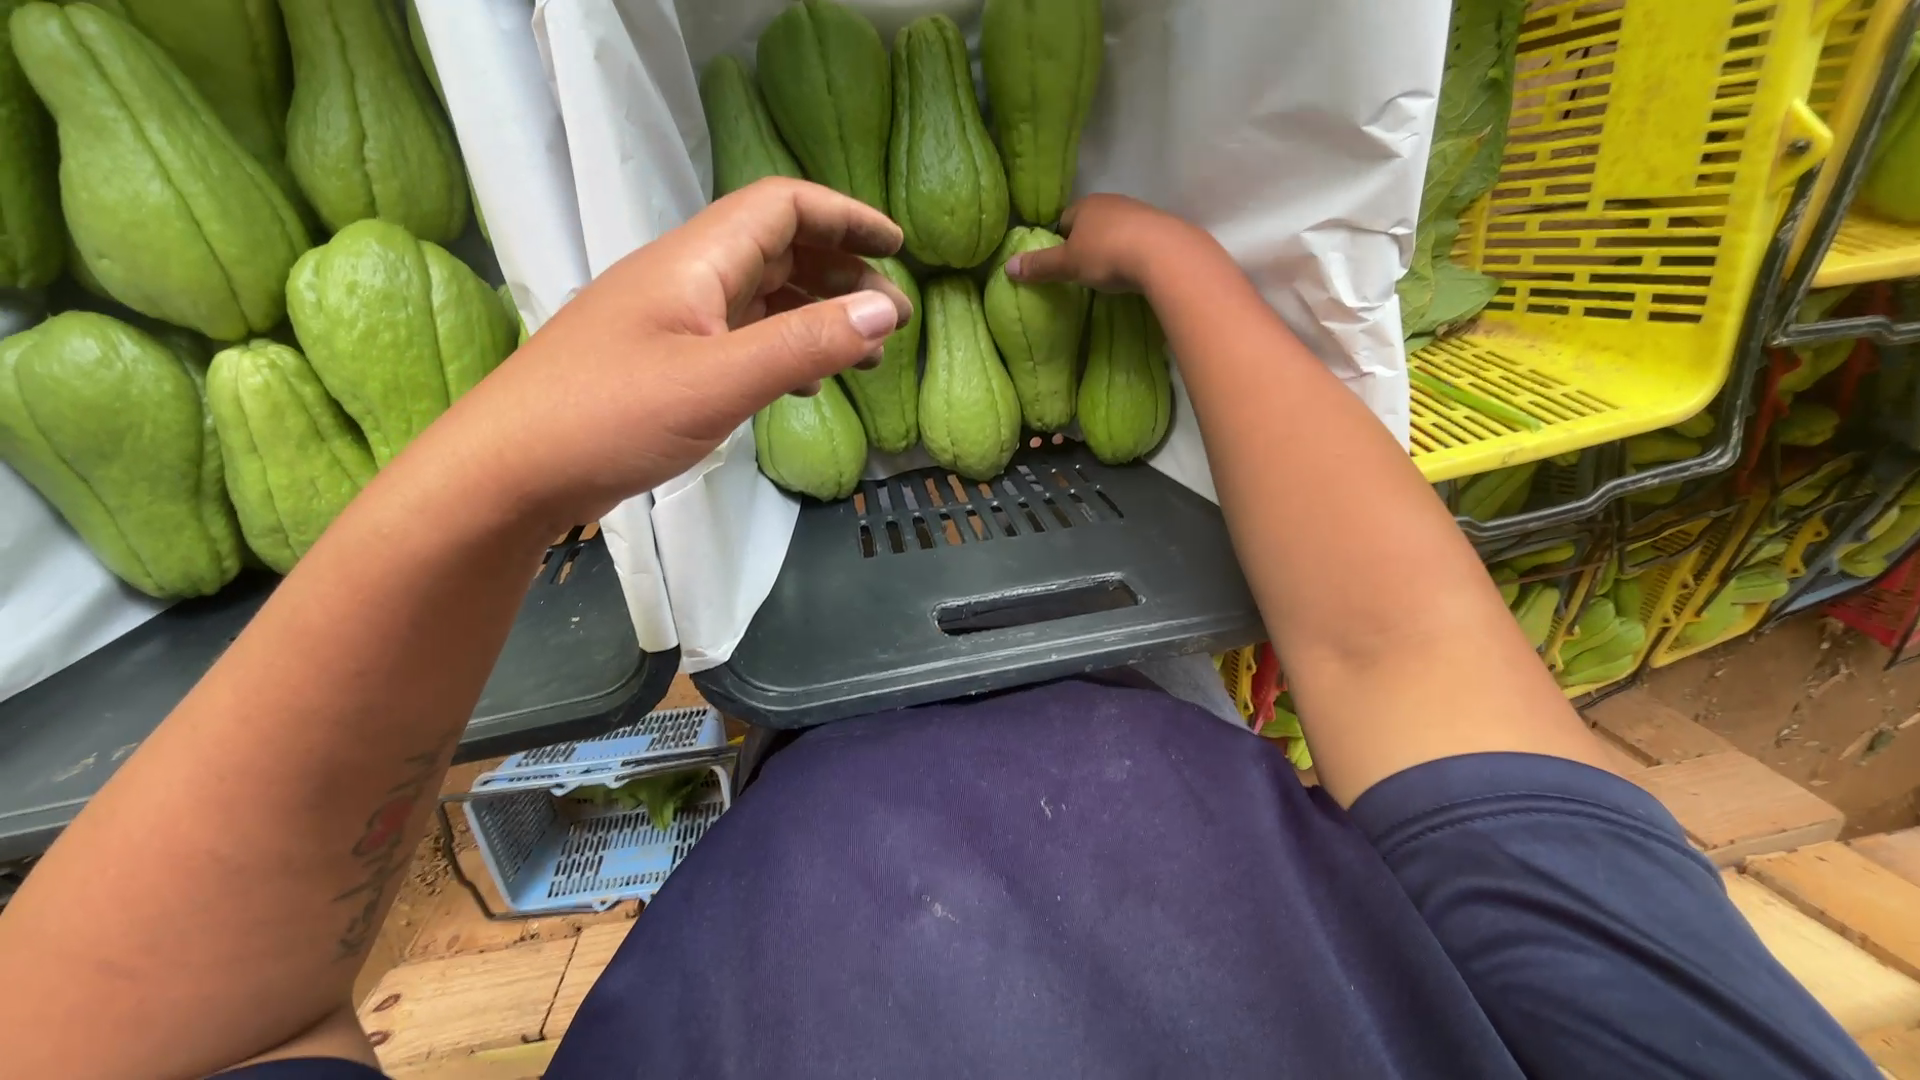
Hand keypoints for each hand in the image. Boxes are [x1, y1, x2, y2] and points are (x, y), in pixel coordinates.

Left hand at [423, 178, 912, 528]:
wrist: (508, 471)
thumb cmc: (609, 416)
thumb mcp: (719, 381)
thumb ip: (805, 343)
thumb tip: (886, 308)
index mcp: (695, 262)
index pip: (783, 207)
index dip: (845, 216)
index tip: (899, 247)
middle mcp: (684, 280)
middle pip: (776, 249)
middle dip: (841, 271)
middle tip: (891, 316)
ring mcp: (671, 323)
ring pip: (760, 297)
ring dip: (816, 314)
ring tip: (863, 353)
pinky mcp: (663, 364)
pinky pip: (739, 339)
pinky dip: (783, 349)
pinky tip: (804, 384)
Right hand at [1005, 194, 1203, 292]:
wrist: (1163, 254)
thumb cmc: (1107, 254)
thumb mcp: (1067, 264)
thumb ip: (1039, 266)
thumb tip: (1007, 267)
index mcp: (1085, 205)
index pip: (1063, 220)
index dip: (1058, 241)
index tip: (1059, 263)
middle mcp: (1112, 202)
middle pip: (1090, 224)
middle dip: (1084, 243)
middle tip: (1081, 271)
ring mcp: (1138, 213)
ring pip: (1115, 230)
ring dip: (1110, 248)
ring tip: (1107, 273)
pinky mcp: (1160, 229)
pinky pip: (1137, 240)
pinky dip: (1131, 253)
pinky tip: (1132, 271)